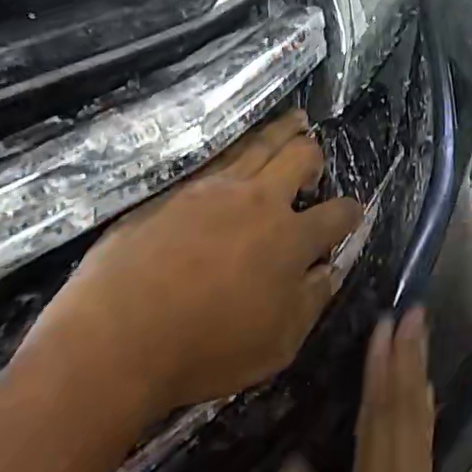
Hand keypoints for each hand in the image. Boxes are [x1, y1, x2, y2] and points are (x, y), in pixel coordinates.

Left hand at [30, 109, 364, 416]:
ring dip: (282, 131)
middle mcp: (257, 202)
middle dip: (315, 154)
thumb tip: (329, 270)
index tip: (353, 212)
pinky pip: (215, 156)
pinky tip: (235, 150)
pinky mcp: (172, 191)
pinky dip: (237, 147)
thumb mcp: (278, 342)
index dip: (351, 212)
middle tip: (315, 161)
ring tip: (293, 121)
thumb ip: (311, 301)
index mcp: (290, 240)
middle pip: (299, 157)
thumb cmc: (207, 349)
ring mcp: (211, 190)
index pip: (336, 214)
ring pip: (257, 144)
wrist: (118, 337)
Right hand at [275, 311, 451, 471]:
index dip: (383, 373)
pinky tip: (425, 393)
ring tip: (421, 335)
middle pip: (408, 413)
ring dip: (418, 374)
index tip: (386, 327)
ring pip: (419, 422)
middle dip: (409, 359)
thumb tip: (289, 469)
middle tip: (416, 311)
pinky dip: (423, 409)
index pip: (382, 423)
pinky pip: (424, 441)